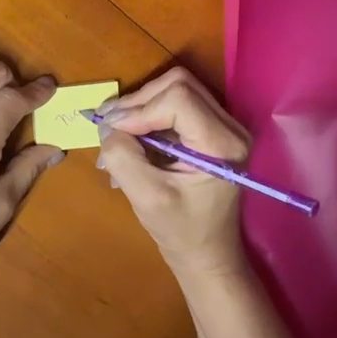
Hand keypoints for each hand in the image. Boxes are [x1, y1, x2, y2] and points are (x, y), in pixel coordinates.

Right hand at [97, 68, 253, 274]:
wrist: (206, 253)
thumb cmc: (181, 231)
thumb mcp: (145, 197)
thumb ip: (123, 157)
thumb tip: (107, 126)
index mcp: (222, 144)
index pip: (177, 99)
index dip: (139, 110)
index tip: (113, 133)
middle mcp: (230, 127)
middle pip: (177, 84)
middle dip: (138, 101)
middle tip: (109, 125)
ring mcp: (223, 126)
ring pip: (175, 88)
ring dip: (141, 105)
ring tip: (116, 130)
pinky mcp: (211, 129)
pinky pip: (176, 103)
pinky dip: (148, 113)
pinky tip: (131, 135)